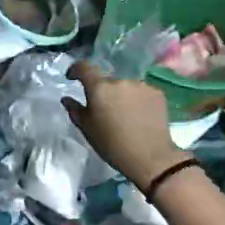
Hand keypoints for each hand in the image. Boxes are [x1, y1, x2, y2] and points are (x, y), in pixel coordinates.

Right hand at [64, 61, 189, 186]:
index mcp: (99, 88)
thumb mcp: (87, 129)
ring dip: (120, 95)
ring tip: (123, 113)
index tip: (72, 77)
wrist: (150, 157)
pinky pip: (140, 91)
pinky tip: (138, 115)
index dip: (76, 69)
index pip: (84, 67)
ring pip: (125, 86)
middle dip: (102, 90)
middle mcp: (120, 81)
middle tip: (102, 108)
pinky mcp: (157, 93)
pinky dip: (136, 99)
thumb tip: (67, 98)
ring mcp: (141, 85)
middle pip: (106, 79)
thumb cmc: (112, 145)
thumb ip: (75, 109)